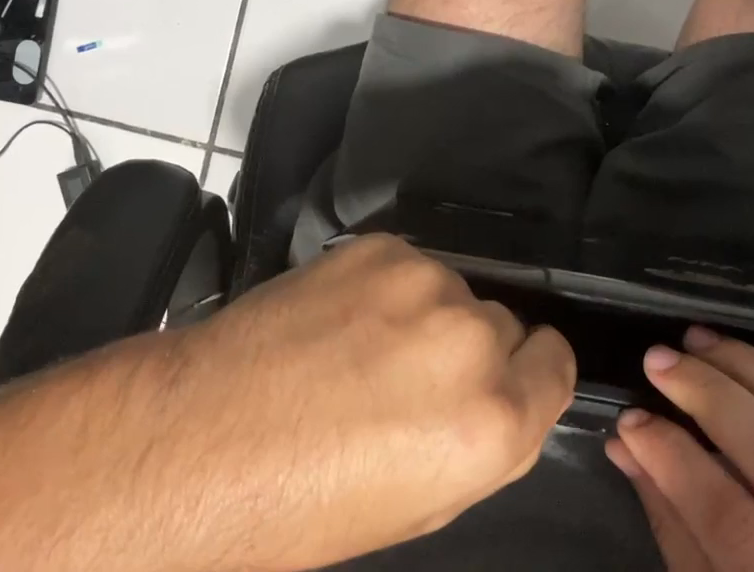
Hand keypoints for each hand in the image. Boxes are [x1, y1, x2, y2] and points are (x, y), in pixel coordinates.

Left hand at [123, 233, 575, 571]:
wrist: (196, 439)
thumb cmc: (299, 504)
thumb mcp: (419, 505)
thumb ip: (482, 444)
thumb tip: (502, 399)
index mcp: (493, 422)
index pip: (558, 363)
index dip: (529, 375)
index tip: (501, 380)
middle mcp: (471, 342)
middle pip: (505, 325)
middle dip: (470, 350)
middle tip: (408, 377)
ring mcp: (422, 284)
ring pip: (454, 291)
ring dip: (426, 315)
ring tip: (361, 348)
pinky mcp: (377, 248)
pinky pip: (409, 266)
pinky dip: (386, 289)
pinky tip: (338, 320)